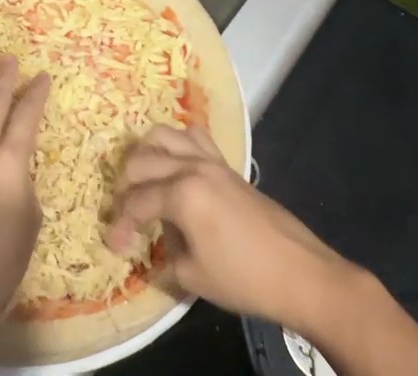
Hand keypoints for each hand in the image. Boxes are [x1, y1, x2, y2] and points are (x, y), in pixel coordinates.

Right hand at [108, 126, 417, 375]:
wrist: (302, 274)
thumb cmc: (246, 279)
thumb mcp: (193, 278)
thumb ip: (164, 257)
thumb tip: (153, 248)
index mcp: (181, 194)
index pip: (135, 203)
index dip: (119, 225)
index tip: (114, 247)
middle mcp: (193, 167)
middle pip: (141, 162)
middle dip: (124, 188)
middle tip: (123, 216)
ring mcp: (212, 161)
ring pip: (163, 137)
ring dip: (143, 156)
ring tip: (140, 183)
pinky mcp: (228, 165)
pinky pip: (194, 137)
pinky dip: (175, 143)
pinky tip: (173, 164)